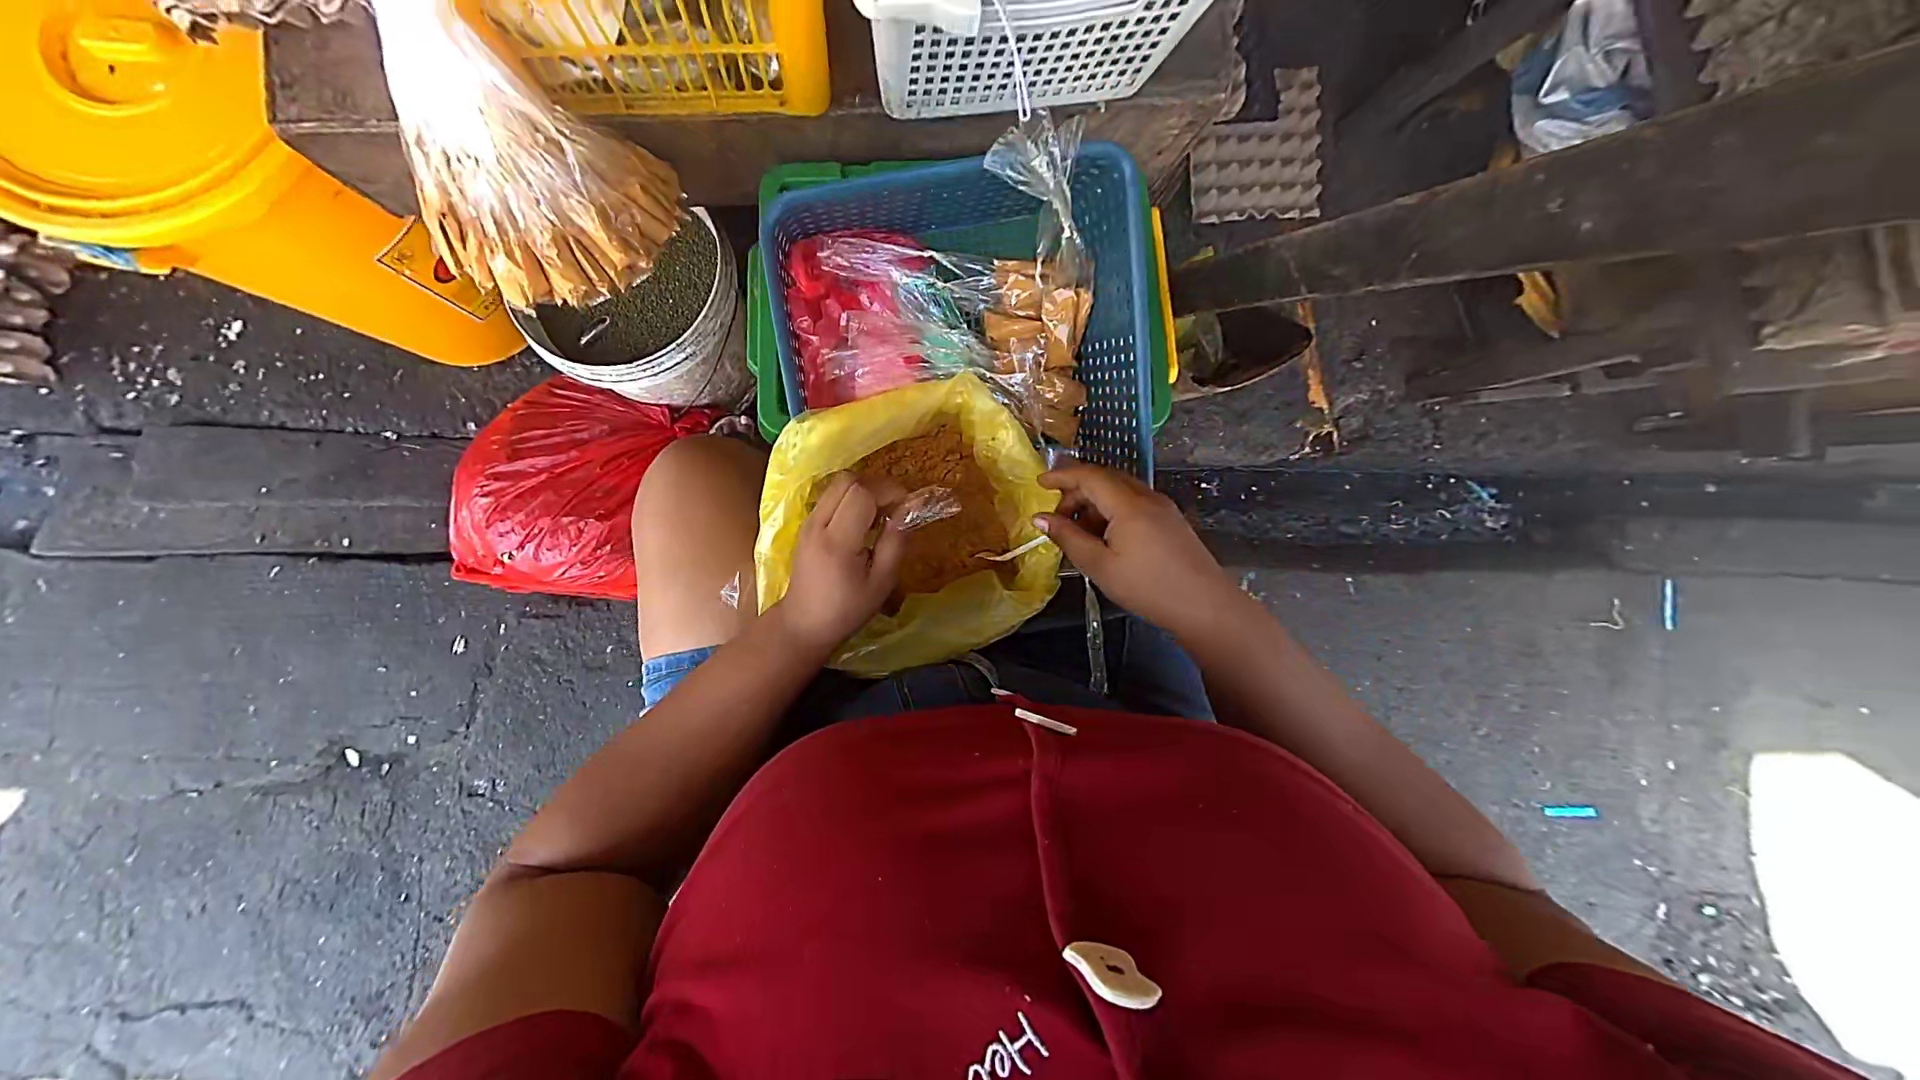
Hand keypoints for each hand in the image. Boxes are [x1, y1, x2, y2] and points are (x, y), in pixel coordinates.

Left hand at [769, 472, 906, 654]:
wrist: (803, 623)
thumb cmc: (846, 610)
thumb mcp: (881, 582)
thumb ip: (896, 543)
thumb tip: (909, 510)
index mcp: (837, 541)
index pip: (862, 493)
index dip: (889, 492)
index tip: (906, 508)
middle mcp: (817, 524)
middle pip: (848, 480)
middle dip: (876, 486)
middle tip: (894, 508)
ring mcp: (808, 522)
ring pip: (838, 484)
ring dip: (863, 491)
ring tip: (879, 516)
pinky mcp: (806, 525)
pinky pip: (831, 497)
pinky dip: (851, 499)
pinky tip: (862, 523)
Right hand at [1034, 463, 1239, 638]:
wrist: (1204, 605)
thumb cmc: (1147, 587)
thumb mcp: (1099, 565)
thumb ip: (1068, 537)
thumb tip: (1040, 518)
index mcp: (1128, 504)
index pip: (1089, 476)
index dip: (1062, 475)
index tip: (1040, 483)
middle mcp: (1147, 497)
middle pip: (1105, 479)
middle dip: (1076, 491)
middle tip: (1057, 517)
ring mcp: (1162, 507)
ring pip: (1120, 491)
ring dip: (1094, 503)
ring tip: (1078, 532)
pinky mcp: (1170, 520)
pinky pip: (1134, 504)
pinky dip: (1112, 511)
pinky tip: (1105, 538)